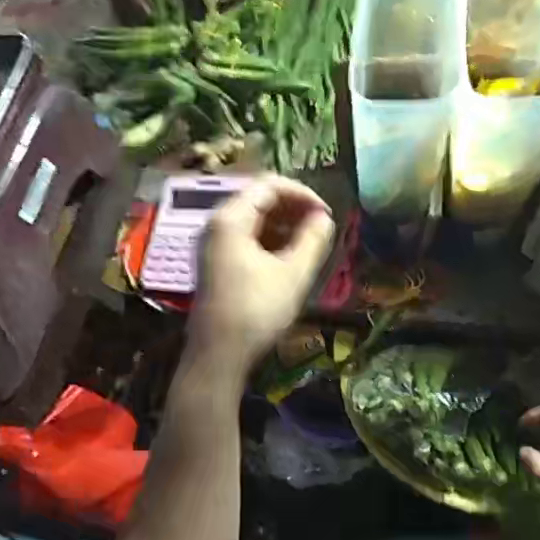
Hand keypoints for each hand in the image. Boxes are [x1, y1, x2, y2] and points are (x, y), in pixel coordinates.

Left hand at [190, 176, 333, 363]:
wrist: (218, 355)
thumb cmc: (256, 311)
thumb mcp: (293, 273)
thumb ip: (313, 239)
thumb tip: (325, 218)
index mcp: (230, 218)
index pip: (269, 184)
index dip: (302, 192)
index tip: (326, 212)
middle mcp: (216, 224)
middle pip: (258, 199)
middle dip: (293, 207)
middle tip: (321, 225)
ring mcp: (213, 244)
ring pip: (252, 220)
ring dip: (283, 225)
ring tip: (310, 241)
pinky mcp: (216, 263)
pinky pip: (245, 238)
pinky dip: (269, 240)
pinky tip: (290, 256)